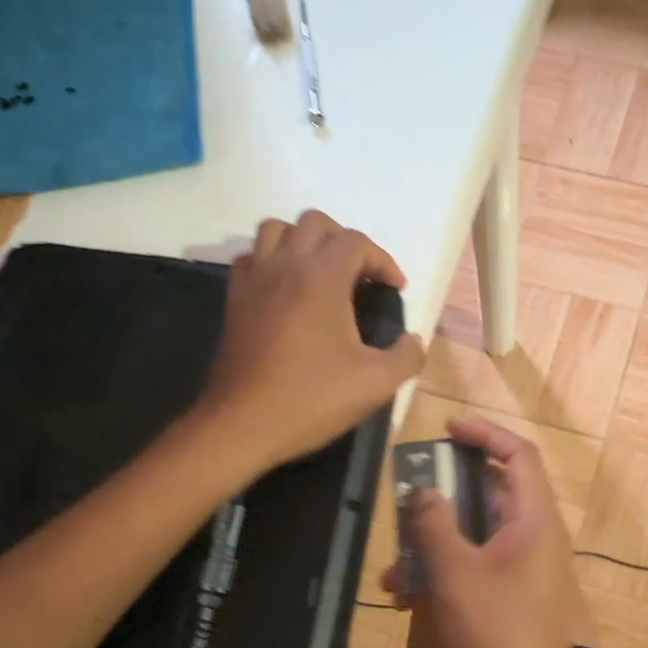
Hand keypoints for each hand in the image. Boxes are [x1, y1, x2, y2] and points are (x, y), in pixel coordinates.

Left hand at [196, 211, 425, 468]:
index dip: (383, 261)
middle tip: (360, 277)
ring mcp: (254, 279)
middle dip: (344, 241)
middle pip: (316, 223)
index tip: (395, 289)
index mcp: (322, 277)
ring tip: (320, 274)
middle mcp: (286, 264)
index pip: (357, 241)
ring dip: (303, 241)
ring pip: (277, 230)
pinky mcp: (234, 299)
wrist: (242, 424)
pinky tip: (284, 290)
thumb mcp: (375, 384)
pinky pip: (251, 257)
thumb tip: (413, 340)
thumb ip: (407, 356)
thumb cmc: (311, 400)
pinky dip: (271, 260)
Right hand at [396, 416, 594, 647]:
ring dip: (438, 540)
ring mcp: (529, 568)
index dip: (485, 434)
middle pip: (494, 492)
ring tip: (396, 566)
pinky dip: (447, 570)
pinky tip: (409, 597)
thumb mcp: (456, 573)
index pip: (518, 455)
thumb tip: (421, 491)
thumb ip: (434, 525)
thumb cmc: (498, 630)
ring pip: (480, 534)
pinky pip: (480, 565)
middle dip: (446, 493)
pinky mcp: (517, 595)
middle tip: (410, 493)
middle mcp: (537, 537)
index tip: (446, 429)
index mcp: (535, 520)